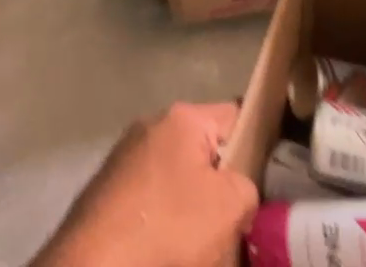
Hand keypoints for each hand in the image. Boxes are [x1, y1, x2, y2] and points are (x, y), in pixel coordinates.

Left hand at [33, 102, 259, 266]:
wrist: (93, 265)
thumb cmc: (169, 227)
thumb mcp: (231, 205)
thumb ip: (248, 184)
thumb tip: (236, 188)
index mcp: (182, 117)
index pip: (238, 114)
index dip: (262, 141)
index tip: (271, 174)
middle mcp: (151, 126)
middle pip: (208, 150)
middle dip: (224, 182)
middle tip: (237, 217)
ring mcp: (126, 158)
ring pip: (181, 178)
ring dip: (195, 205)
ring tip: (203, 239)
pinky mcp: (109, 191)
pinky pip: (155, 199)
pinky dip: (167, 219)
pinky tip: (171, 246)